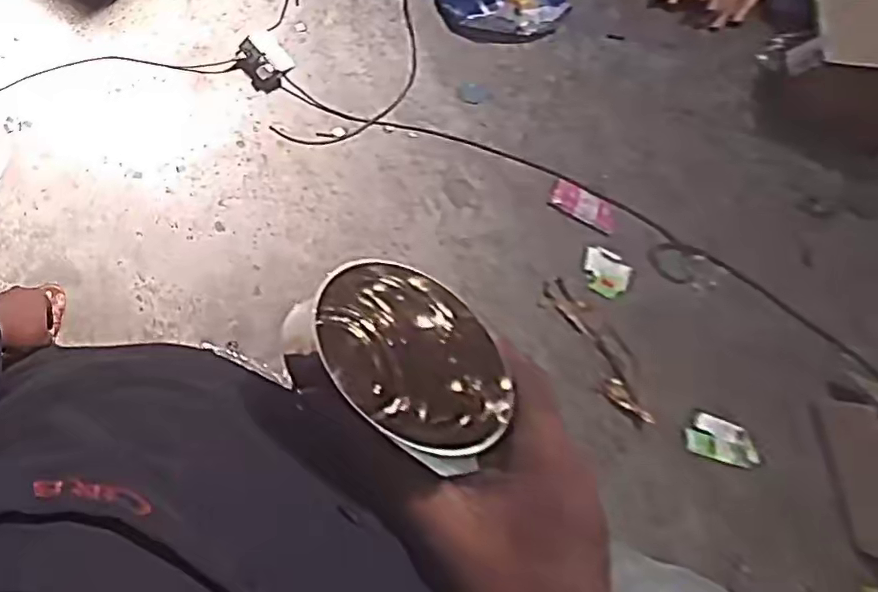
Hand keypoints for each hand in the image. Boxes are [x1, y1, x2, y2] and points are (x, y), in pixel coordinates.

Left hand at [0, 284, 64, 353]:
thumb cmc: (18, 332)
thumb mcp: (42, 341)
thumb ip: (49, 336)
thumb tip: (47, 336)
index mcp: (41, 297)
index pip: (50, 309)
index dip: (49, 323)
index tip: (46, 333)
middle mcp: (25, 291)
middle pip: (33, 305)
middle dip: (33, 317)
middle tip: (32, 333)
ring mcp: (9, 294)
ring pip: (18, 306)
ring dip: (19, 316)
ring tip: (17, 334)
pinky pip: (5, 309)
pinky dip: (6, 317)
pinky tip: (5, 330)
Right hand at [294, 343, 609, 591]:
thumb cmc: (498, 583)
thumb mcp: (424, 515)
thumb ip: (366, 452)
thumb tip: (312, 387)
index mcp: (550, 456)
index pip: (519, 368)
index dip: (472, 331)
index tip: (419, 312)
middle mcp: (565, 464)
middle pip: (515, 384)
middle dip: (459, 354)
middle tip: (402, 336)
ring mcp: (561, 488)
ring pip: (515, 413)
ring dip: (467, 386)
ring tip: (409, 367)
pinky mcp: (549, 507)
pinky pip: (511, 440)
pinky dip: (474, 417)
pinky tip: (435, 422)